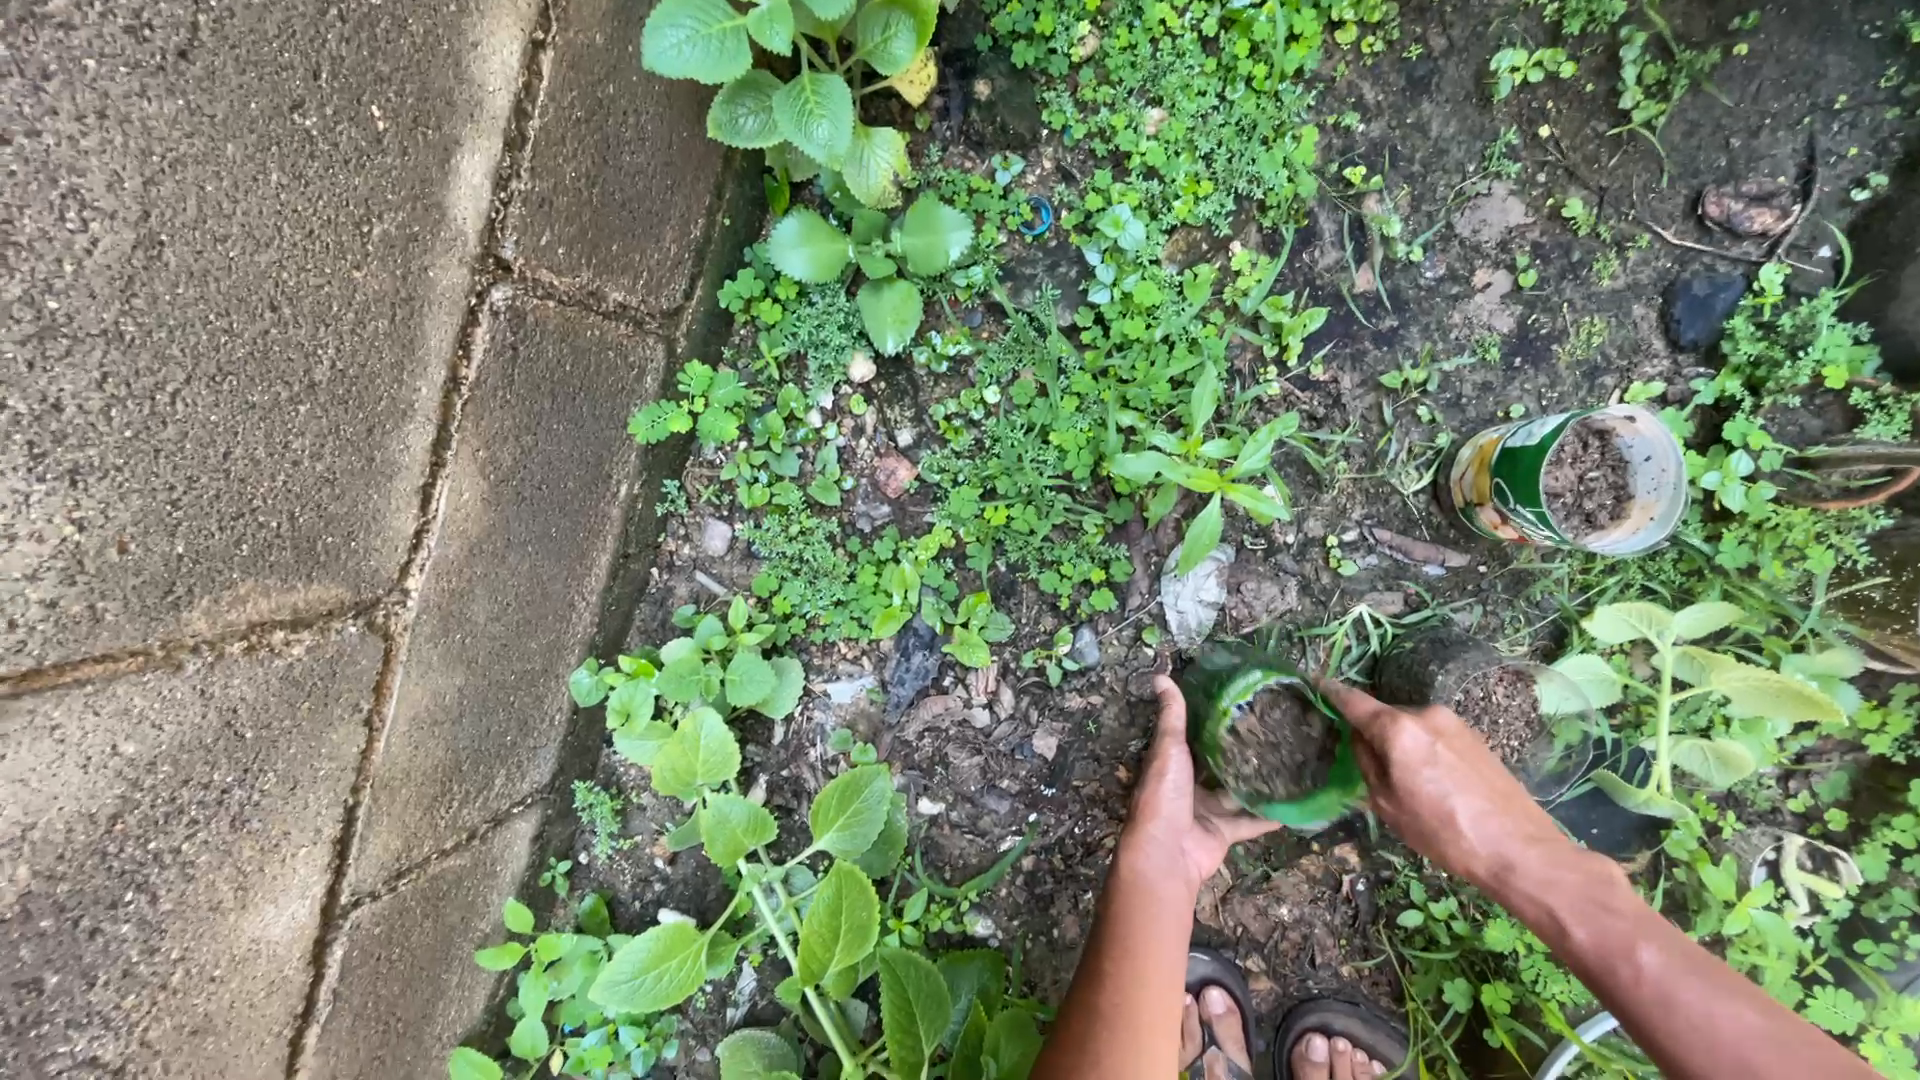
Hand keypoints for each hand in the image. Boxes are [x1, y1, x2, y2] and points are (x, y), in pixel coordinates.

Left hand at [1117, 675, 1281, 895]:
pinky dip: (1268, 816)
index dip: (1211, 723)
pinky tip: (1293, 805)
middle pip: (1216, 766)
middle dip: (1238, 753)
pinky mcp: (1223, 832)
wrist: (1166, 851)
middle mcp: (1187, 784)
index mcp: (1171, 762)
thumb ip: (1172, 715)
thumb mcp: (1168, 747)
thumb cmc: (1164, 793)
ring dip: (1256, 783)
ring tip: (1287, 763)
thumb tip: (1159, 676)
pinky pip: (1249, 822)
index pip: (1192, 738)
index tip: (1239, 705)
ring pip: (1235, 793)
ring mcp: (1205, 810)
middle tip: (1272, 732)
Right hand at [1318, 681, 1575, 892]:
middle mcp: (1425, 715)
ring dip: (1400, 745)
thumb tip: (1360, 740)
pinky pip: (1433, 736)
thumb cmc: (1443, 831)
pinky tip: (1435, 785)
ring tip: (1409, 784)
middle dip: (1372, 734)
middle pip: (1384, 717)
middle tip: (1371, 769)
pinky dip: (1423, 751)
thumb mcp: (1387, 804)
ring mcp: (1454, 723)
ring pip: (1410, 727)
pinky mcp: (1476, 738)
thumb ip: (1366, 763)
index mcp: (1397, 729)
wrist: (1520, 851)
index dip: (1330, 691)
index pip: (1353, 702)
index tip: (1313, 681)